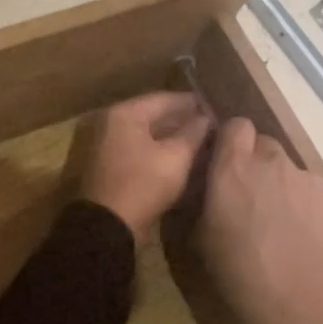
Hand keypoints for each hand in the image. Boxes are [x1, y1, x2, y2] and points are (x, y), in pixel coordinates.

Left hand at [79, 92, 211, 244]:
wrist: (107, 224)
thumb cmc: (143, 184)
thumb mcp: (175, 157)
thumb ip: (193, 133)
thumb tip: (205, 118)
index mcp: (125, 114)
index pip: (164, 99)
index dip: (191, 102)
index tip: (215, 105)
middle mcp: (111, 123)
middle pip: (153, 115)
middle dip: (181, 119)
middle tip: (210, 123)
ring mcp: (107, 144)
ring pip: (146, 133)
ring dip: (170, 136)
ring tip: (200, 139)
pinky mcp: (109, 164)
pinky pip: (138, 149)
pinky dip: (157, 149)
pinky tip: (179, 156)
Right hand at [199, 117, 322, 323]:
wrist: (295, 296)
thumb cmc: (235, 267)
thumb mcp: (200, 232)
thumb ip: (205, 196)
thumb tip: (207, 184)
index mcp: (232, 167)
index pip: (235, 125)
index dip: (231, 140)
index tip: (224, 160)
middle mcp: (270, 161)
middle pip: (263, 143)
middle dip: (254, 161)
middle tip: (248, 193)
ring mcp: (305, 176)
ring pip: (288, 167)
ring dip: (279, 181)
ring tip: (278, 217)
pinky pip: (310, 187)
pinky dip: (303, 200)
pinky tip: (300, 230)